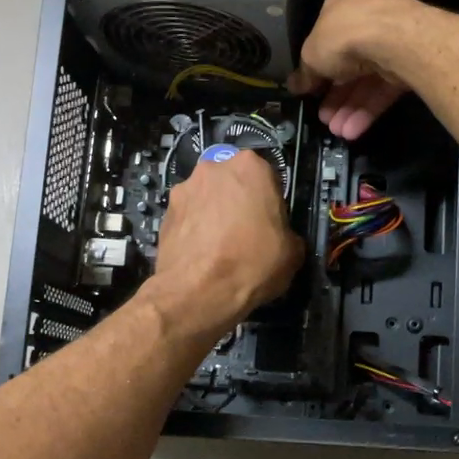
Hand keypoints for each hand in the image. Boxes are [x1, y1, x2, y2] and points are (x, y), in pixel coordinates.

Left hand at [143, 150, 303, 338]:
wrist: (197, 291)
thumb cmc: (252, 263)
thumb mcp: (293, 253)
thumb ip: (289, 234)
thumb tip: (283, 239)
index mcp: (251, 167)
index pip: (268, 178)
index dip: (271, 203)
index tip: (271, 224)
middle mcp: (214, 168)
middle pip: (233, 184)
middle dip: (239, 203)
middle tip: (246, 234)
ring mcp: (184, 188)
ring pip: (207, 199)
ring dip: (214, 215)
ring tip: (220, 248)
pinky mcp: (165, 212)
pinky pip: (188, 218)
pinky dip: (195, 231)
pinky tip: (202, 255)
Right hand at [289, 0, 415, 140]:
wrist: (392, 38)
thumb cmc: (343, 34)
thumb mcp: (312, 54)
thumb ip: (305, 73)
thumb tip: (294, 85)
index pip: (329, 32)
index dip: (319, 64)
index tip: (312, 88)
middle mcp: (373, 12)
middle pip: (349, 60)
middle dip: (336, 94)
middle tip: (324, 117)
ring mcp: (395, 36)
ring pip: (368, 77)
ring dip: (351, 106)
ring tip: (337, 130)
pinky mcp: (411, 60)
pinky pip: (385, 86)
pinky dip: (370, 108)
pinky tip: (354, 129)